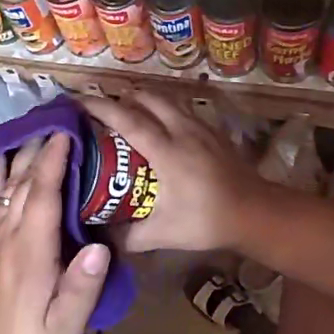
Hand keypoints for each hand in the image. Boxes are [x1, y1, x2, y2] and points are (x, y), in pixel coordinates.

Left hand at [0, 134, 107, 333]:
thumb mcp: (70, 321)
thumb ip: (83, 284)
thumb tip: (100, 247)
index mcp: (31, 253)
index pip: (42, 197)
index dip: (53, 163)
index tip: (67, 133)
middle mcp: (9, 239)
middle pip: (22, 184)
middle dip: (39, 149)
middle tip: (59, 119)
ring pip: (4, 188)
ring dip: (19, 156)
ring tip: (35, 129)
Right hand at [79, 92, 264, 252]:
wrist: (255, 213)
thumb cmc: (207, 221)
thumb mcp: (163, 234)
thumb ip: (128, 236)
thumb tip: (99, 236)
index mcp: (167, 151)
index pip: (128, 119)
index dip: (101, 108)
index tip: (78, 102)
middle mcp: (183, 131)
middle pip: (149, 98)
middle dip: (123, 96)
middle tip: (102, 107)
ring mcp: (202, 128)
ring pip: (169, 99)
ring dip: (146, 98)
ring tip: (128, 108)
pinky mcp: (215, 131)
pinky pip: (184, 108)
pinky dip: (166, 108)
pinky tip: (162, 124)